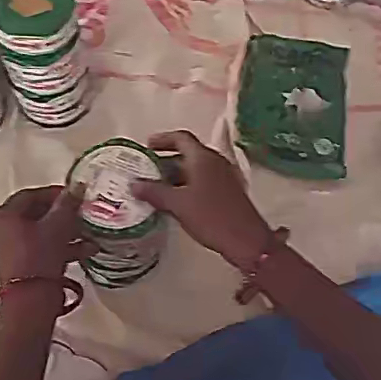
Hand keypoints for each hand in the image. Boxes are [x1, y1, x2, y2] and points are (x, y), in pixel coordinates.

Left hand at [0, 185, 91, 283]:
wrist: (31, 300)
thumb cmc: (40, 255)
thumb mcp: (57, 226)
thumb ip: (67, 204)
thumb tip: (77, 186)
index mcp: (3, 216)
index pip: (30, 195)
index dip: (55, 193)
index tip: (77, 195)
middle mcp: (1, 230)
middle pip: (37, 214)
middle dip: (64, 214)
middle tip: (84, 213)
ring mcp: (10, 249)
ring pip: (42, 233)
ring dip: (68, 232)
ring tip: (90, 234)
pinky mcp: (21, 266)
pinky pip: (43, 249)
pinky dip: (62, 247)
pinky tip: (87, 249)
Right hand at [131, 131, 273, 269]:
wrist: (246, 240)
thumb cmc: (211, 217)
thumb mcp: (178, 204)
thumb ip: (155, 192)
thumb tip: (134, 184)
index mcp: (203, 158)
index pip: (181, 138)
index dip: (162, 139)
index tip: (147, 146)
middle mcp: (216, 162)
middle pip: (188, 153)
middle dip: (166, 161)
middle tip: (147, 171)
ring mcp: (225, 176)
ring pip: (196, 169)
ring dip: (176, 175)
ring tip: (157, 188)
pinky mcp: (229, 192)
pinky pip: (204, 181)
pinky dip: (188, 186)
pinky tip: (176, 202)